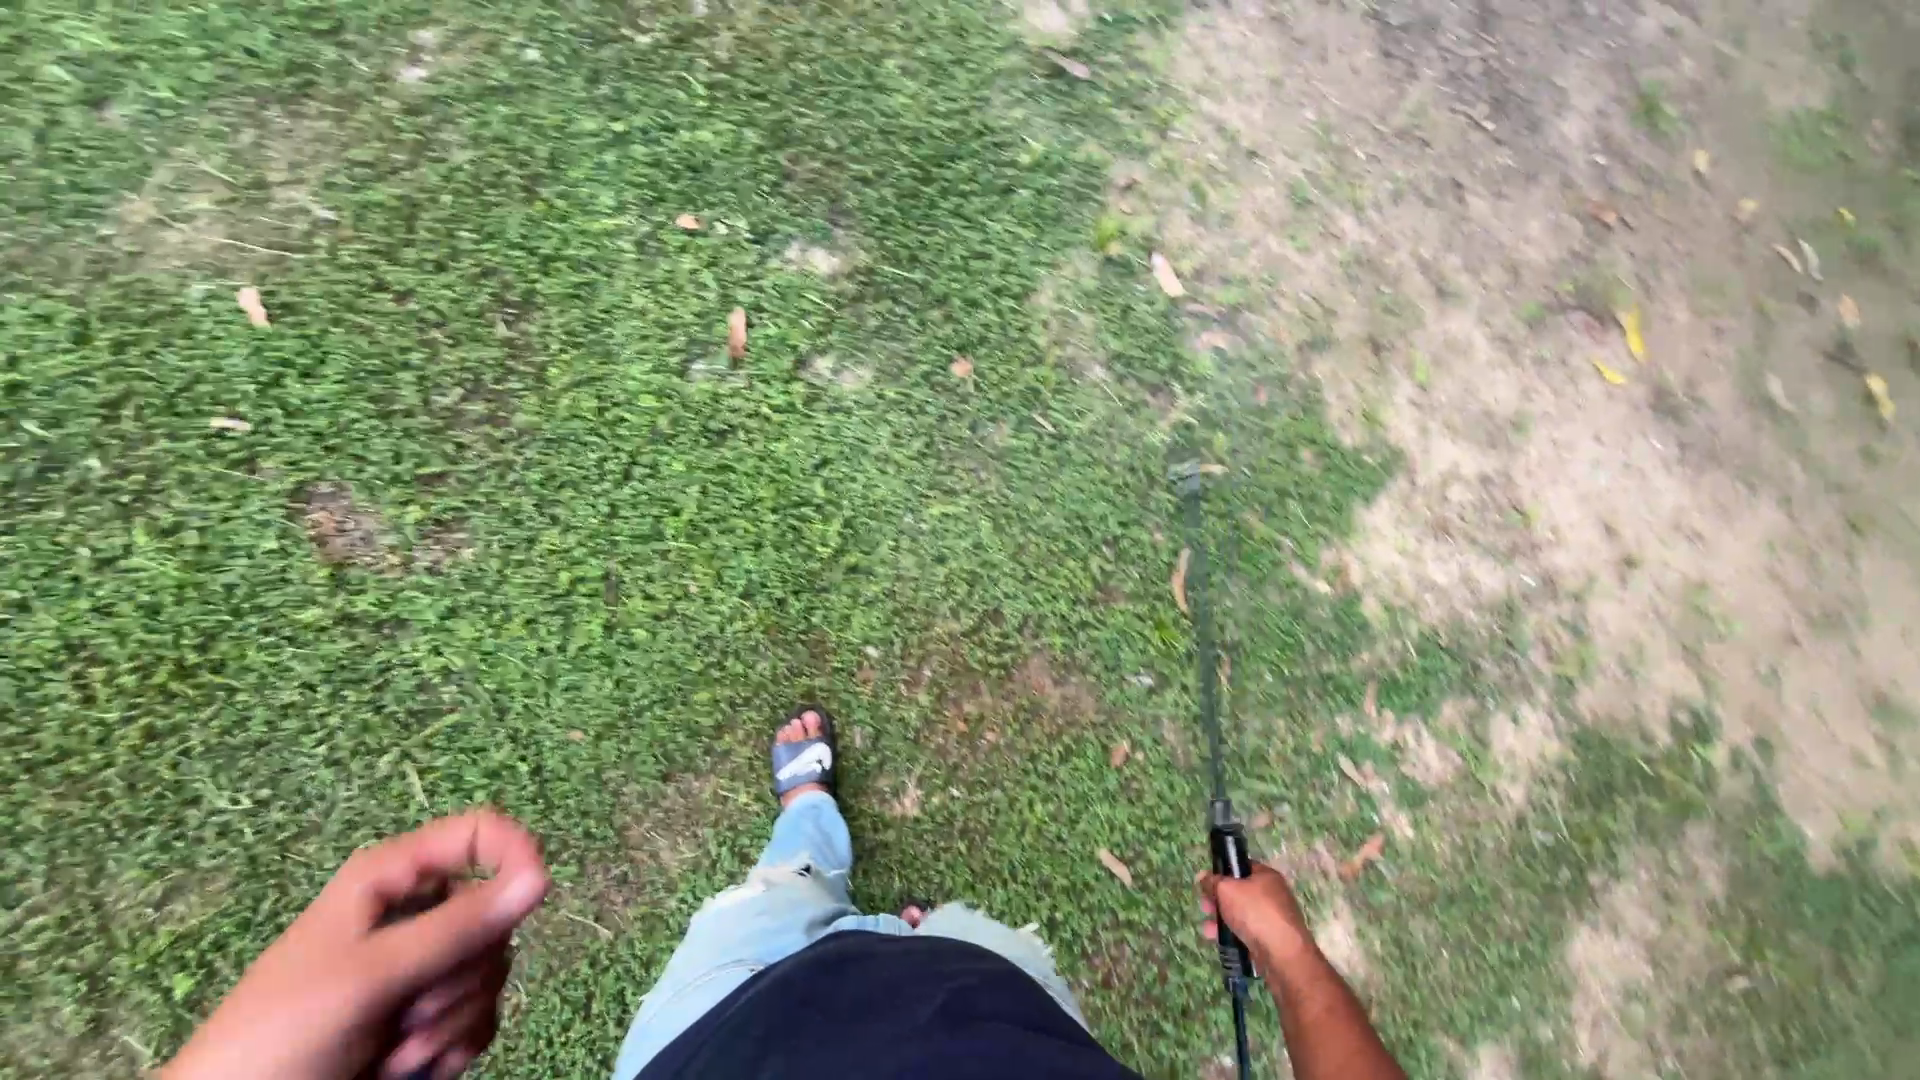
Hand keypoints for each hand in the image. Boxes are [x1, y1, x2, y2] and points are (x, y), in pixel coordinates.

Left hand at [161, 810, 549, 1079]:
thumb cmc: (280, 1039)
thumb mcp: (367, 977)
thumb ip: (456, 927)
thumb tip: (542, 876)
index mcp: (393, 879)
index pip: (481, 833)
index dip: (515, 853)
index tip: (532, 895)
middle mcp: (417, 913)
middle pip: (495, 912)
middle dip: (463, 970)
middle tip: (409, 1007)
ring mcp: (425, 968)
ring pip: (493, 969)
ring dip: (453, 1018)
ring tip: (394, 1048)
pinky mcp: (433, 1018)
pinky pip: (485, 1015)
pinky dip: (455, 1045)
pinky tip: (410, 1066)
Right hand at [1197, 862, 1315, 969]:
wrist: (1284, 955)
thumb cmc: (1255, 912)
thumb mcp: (1226, 890)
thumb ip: (1212, 882)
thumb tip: (1202, 876)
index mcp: (1266, 876)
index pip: (1241, 867)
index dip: (1222, 873)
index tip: (1207, 883)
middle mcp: (1272, 895)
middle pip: (1239, 892)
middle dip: (1218, 900)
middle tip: (1205, 907)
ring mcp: (1273, 918)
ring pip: (1240, 914)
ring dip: (1221, 919)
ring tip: (1207, 929)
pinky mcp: (1271, 940)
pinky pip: (1247, 932)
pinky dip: (1232, 934)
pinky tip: (1218, 940)